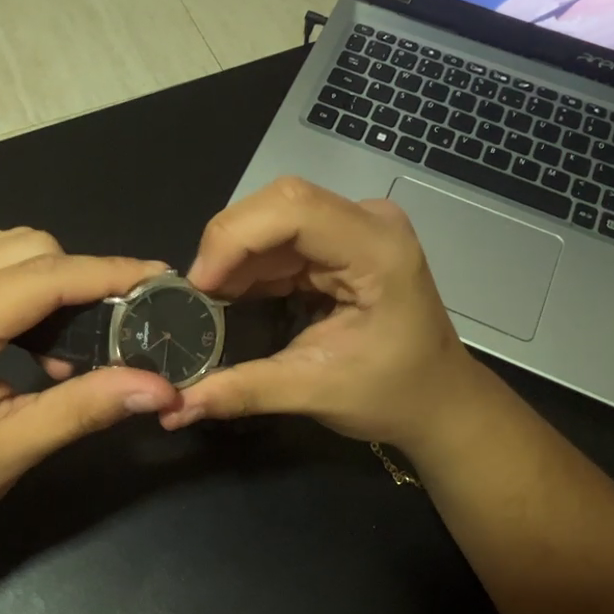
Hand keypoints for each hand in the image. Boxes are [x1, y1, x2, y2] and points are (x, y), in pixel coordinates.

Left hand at [0, 229, 179, 543]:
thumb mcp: (14, 451)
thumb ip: (85, 407)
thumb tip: (160, 386)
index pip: (40, 278)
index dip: (106, 274)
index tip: (159, 280)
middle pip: (27, 247)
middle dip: (82, 278)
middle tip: (115, 329)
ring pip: (8, 244)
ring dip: (53, 278)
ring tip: (72, 339)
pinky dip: (25, 281)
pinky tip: (36, 333)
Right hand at [164, 178, 486, 448]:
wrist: (438, 401)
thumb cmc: (393, 395)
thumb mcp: (314, 392)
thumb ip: (244, 390)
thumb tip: (175, 408)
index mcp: (377, 250)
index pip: (294, 209)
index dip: (234, 237)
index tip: (200, 286)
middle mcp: (367, 223)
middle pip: (277, 204)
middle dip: (228, 247)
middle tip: (196, 298)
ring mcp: (354, 228)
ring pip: (272, 219)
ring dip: (234, 259)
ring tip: (208, 303)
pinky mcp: (340, 242)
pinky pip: (280, 240)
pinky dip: (249, 266)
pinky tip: (231, 297)